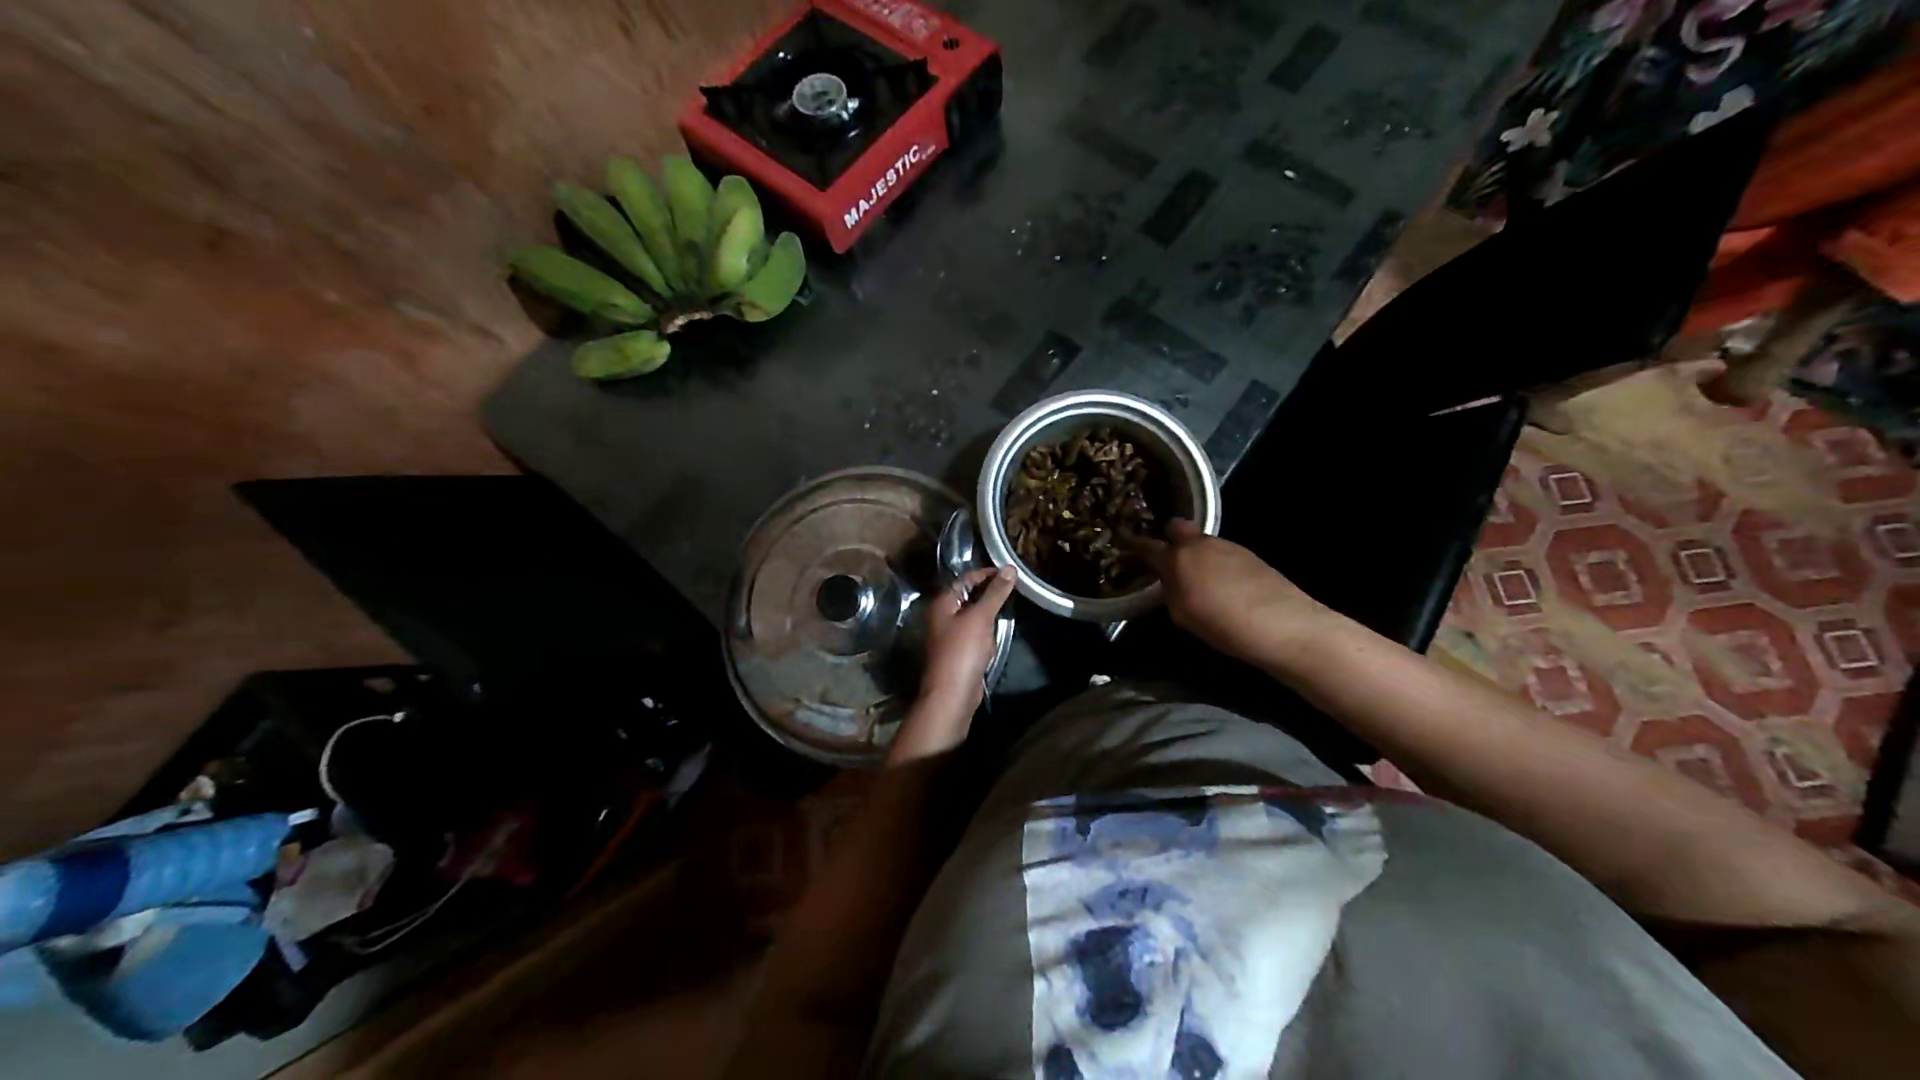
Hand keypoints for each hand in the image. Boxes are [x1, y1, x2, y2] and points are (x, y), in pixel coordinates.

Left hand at [892, 565, 1017, 763]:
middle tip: (1014, 587)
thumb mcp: (980, 617)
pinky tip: (998, 632)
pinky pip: (975, 632)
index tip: (1009, 572)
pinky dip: (986, 629)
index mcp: (942, 603)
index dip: (986, 573)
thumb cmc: (962, 651)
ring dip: (989, 610)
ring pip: (973, 614)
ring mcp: (950, 634)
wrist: (952, 694)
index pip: (965, 579)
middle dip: (989, 591)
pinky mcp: (959, 650)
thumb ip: (995, 593)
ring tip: (1011, 604)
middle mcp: (943, 615)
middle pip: (968, 595)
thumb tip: (1010, 568)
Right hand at [1137, 519, 1332, 665]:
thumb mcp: (1183, 617)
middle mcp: (1200, 544)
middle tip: (1166, 559)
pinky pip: (1222, 553)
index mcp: (1177, 558)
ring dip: (1195, 553)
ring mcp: (1228, 546)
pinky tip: (1223, 585)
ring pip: (1202, 541)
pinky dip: (1216, 563)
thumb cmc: (1224, 625)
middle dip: (1169, 538)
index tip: (1126, 548)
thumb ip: (1170, 594)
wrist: (1285, 626)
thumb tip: (1169, 584)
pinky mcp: (1250, 555)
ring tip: (1197, 578)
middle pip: (1177, 529)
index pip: (1146, 546)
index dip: (1134, 546)